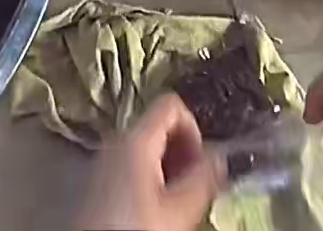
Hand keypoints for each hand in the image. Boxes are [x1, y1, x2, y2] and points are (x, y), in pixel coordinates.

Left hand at [74, 94, 224, 230]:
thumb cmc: (132, 229)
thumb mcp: (175, 211)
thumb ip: (202, 179)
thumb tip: (222, 156)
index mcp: (135, 137)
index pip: (172, 104)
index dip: (194, 128)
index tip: (202, 161)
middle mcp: (117, 138)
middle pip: (160, 124)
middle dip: (183, 151)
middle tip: (194, 186)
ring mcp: (106, 157)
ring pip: (148, 145)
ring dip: (169, 167)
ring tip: (176, 201)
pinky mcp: (100, 178)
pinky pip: (132, 162)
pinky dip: (151, 176)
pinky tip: (154, 208)